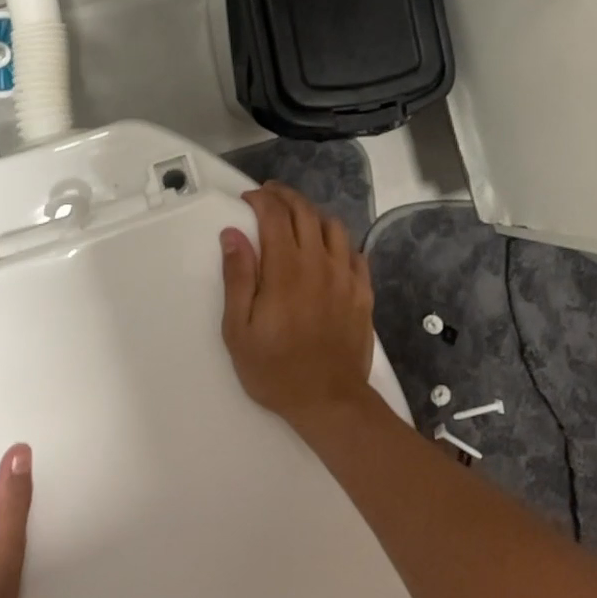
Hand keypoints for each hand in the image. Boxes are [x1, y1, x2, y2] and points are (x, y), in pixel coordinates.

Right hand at [220, 182, 376, 426]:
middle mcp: (319, 263)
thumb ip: (237, 278)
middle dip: (285, 197)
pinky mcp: (363, 292)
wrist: (329, 401)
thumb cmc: (275, 370)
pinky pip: (355, 251)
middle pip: (305, 212)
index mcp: (286, 269)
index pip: (275, 215)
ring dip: (312, 214)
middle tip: (269, 196)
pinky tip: (328, 249)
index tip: (248, 199)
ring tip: (296, 218)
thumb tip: (233, 235)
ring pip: (333, 226)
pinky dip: (338, 241)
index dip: (261, 199)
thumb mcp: (238, 330)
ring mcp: (346, 276)